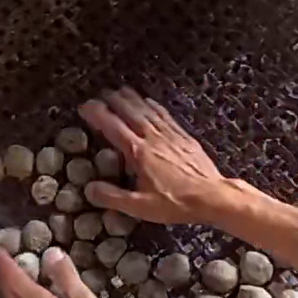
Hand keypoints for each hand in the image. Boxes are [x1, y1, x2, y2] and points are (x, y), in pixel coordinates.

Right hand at [78, 88, 239, 225]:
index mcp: (138, 152)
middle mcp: (152, 138)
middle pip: (130, 111)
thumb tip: (90, 189)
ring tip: (121, 90)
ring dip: (132, 98)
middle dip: (113, 100)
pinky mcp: (183, 137)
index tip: (85, 107)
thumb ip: (113, 197)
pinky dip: (154, 105)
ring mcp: (170, 135)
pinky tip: (150, 101)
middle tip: (101, 94)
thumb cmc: (176, 203)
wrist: (212, 196)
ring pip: (147, 109)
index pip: (112, 126)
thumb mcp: (140, 207)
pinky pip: (165, 115)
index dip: (97, 114)